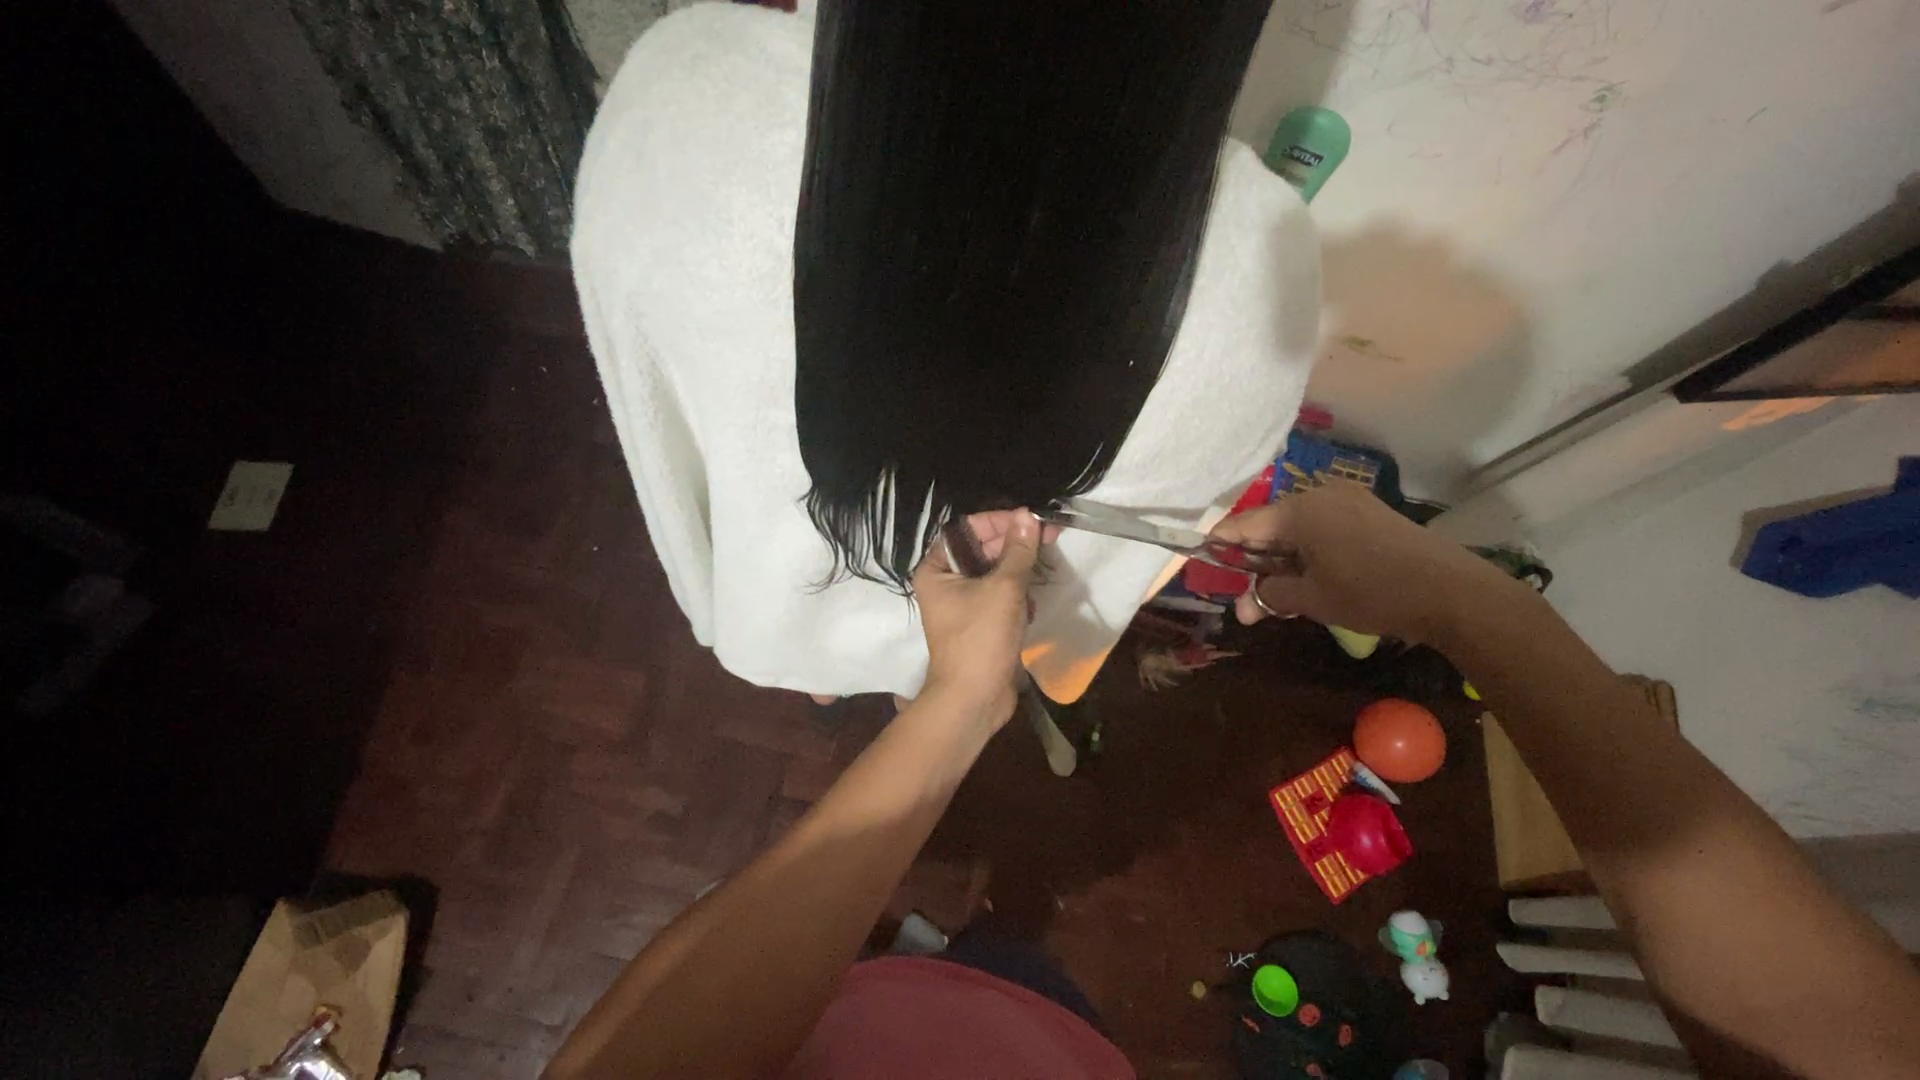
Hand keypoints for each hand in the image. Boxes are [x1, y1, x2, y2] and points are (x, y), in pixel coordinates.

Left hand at [913, 509, 1055, 726]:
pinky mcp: (980, 625)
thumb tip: (1026, 516)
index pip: (966, 530)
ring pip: (995, 575)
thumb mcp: (1004, 589)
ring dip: (1018, 574)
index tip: (1029, 520)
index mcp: (936, 569)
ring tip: (1041, 573)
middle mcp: (944, 583)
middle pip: (982, 550)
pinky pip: (1000, 599)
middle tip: (1050, 538)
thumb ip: (1018, 551)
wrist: (973, 699)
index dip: (998, 521)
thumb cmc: (981, 638)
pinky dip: (1016, 598)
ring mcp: (962, 606)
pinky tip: (1030, 608)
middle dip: (1014, 546)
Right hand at [1210, 481, 1516, 644]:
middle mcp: (1320, 495)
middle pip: (1271, 526)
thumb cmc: (1371, 592)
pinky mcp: (1372, 513)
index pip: (1243, 525)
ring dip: (1285, 559)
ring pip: (1299, 529)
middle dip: (1256, 561)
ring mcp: (1349, 501)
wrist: (1452, 592)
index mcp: (1298, 510)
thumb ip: (1269, 596)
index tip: (1202, 563)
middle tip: (1247, 598)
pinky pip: (1325, 528)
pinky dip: (1311, 552)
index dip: (1220, 546)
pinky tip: (1315, 579)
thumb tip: (1244, 605)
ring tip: (1282, 595)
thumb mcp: (1311, 599)